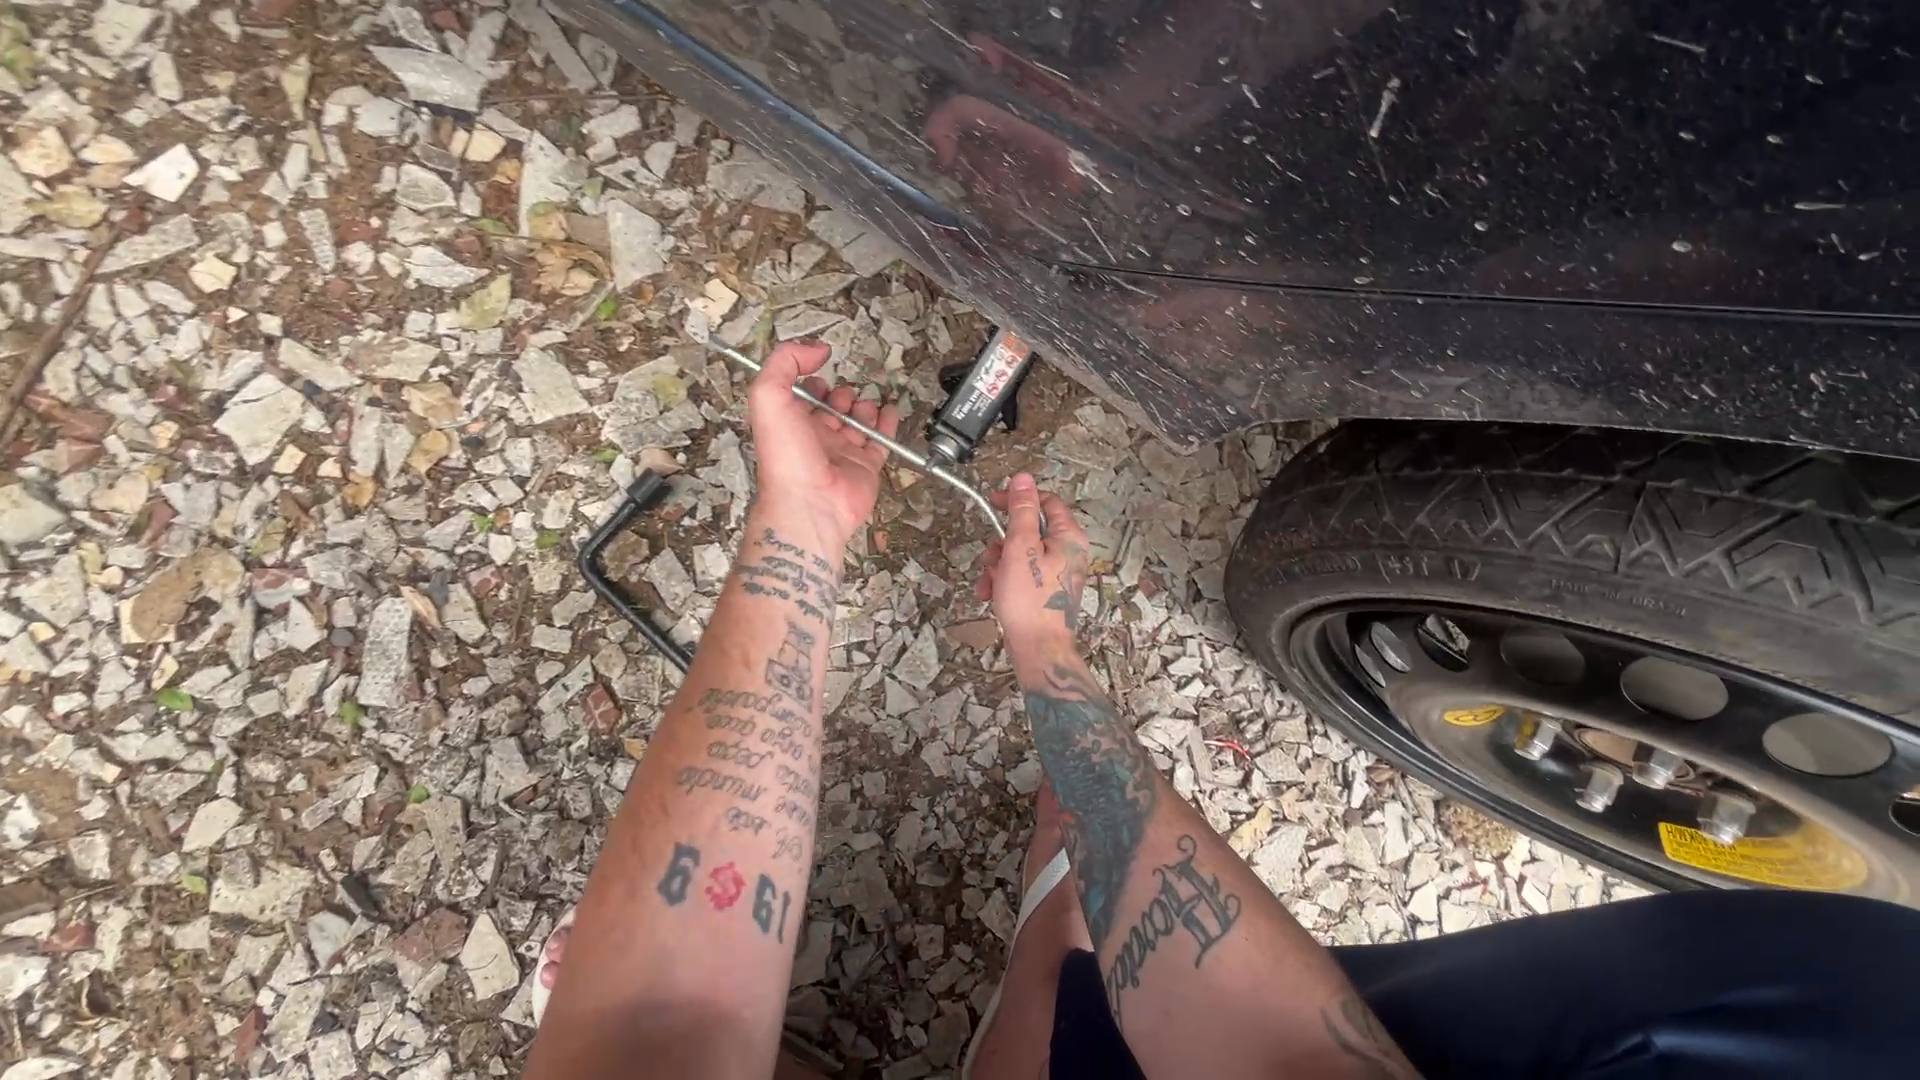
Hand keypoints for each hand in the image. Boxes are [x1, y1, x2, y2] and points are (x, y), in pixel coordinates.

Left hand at [747, 340, 900, 550]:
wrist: (811, 503)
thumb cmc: (786, 456)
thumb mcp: (768, 397)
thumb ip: (784, 363)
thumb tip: (815, 348)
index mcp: (790, 421)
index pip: (802, 393)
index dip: (810, 377)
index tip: (819, 366)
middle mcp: (815, 436)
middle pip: (832, 405)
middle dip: (840, 393)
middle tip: (842, 395)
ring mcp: (842, 451)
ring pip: (858, 420)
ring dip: (865, 405)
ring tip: (863, 405)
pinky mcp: (866, 465)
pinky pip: (881, 440)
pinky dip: (888, 423)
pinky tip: (888, 411)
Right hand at [974, 473, 1088, 653]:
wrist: (1038, 649)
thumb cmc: (1031, 602)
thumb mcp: (1020, 547)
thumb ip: (1021, 511)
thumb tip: (1023, 480)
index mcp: (1068, 538)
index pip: (1045, 502)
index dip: (1019, 499)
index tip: (995, 502)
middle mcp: (1067, 554)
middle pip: (1027, 531)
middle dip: (1001, 543)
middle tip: (993, 556)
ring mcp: (1056, 575)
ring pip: (1018, 555)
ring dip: (997, 566)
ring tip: (991, 582)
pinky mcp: (1044, 593)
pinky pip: (1019, 577)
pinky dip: (1002, 583)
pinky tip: (991, 595)